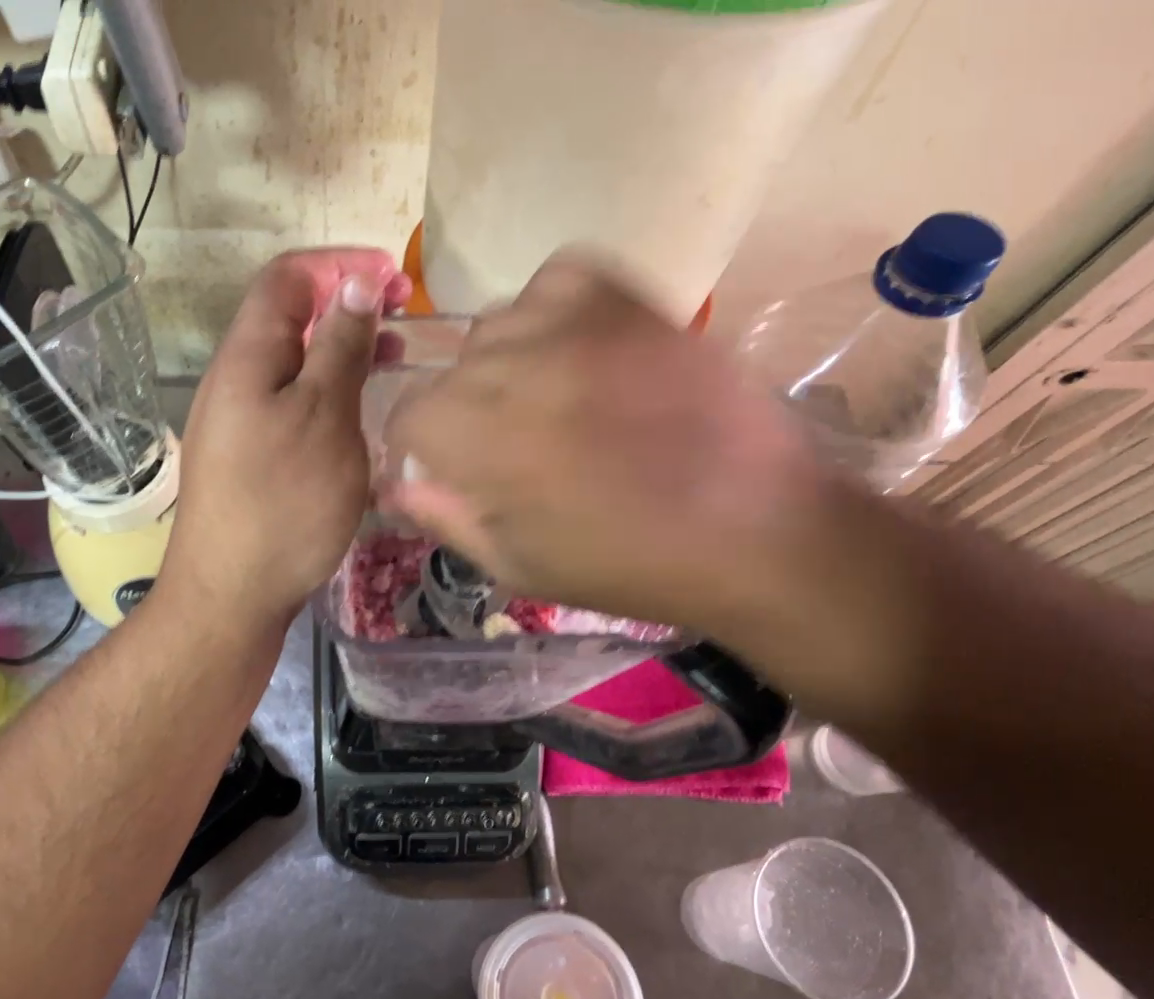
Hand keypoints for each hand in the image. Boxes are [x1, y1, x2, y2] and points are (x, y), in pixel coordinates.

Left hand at [159, 248, 413, 625]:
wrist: (229, 596)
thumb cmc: (284, 502)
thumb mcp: (324, 417)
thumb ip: (339, 347)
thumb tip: (354, 283)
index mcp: (248, 356)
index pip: (287, 276)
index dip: (339, 263)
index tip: (394, 278)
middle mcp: (235, 380)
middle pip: (289, 318)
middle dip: (347, 306)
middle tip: (403, 319)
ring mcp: (238, 422)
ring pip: (294, 366)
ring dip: (342, 353)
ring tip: (394, 363)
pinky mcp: (248, 459)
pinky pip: (292, 405)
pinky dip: (329, 394)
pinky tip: (360, 420)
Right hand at [382, 251, 860, 645]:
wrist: (755, 530)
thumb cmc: (629, 564)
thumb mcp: (517, 565)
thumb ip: (446, 517)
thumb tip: (397, 485)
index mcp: (478, 436)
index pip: (408, 416)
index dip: (423, 450)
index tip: (452, 470)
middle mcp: (514, 366)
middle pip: (453, 369)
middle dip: (467, 409)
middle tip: (515, 446)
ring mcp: (575, 324)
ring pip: (500, 324)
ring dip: (509, 362)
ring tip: (553, 397)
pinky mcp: (630, 301)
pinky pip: (558, 278)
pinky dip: (554, 306)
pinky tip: (575, 346)